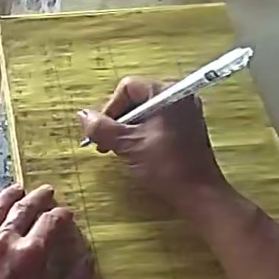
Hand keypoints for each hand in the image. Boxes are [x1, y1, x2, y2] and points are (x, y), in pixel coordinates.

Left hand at [0, 184, 92, 278]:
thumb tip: (87, 260)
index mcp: (32, 253)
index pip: (51, 223)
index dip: (62, 215)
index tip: (67, 214)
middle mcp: (6, 241)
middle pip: (24, 210)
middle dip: (38, 198)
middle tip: (46, 191)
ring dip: (8, 196)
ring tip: (16, 188)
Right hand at [78, 76, 233, 213]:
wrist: (196, 191)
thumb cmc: (164, 164)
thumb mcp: (126, 144)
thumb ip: (101, 127)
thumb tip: (82, 114)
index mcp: (167, 94)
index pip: (127, 87)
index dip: (110, 108)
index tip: (104, 132)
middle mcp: (178, 97)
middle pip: (134, 98)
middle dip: (115, 119)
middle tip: (106, 143)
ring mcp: (183, 112)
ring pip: (142, 111)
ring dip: (124, 128)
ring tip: (117, 149)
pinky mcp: (184, 127)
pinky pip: (153, 121)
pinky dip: (138, 133)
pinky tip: (133, 151)